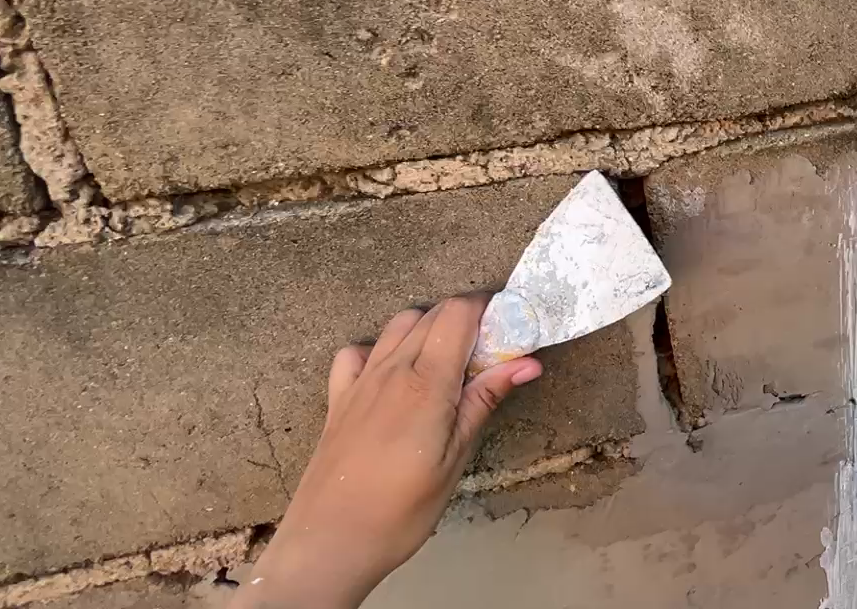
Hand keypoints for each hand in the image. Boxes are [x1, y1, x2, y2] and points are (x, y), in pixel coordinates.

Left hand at [234, 295, 541, 608]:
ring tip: (446, 358)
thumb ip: (487, 399)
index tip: (506, 325)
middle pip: (433, 312)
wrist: (326, 549)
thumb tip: (531, 362)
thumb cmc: (402, 509)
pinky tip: (393, 372)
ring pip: (399, 323)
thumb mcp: (456, 457)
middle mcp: (392, 370)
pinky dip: (379, 348)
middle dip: (466, 316)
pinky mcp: (337, 400)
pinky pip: (356, 353)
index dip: (486, 306)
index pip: (458, 312)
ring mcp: (360, 382)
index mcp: (427, 381)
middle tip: (487, 349)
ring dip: (428, 325)